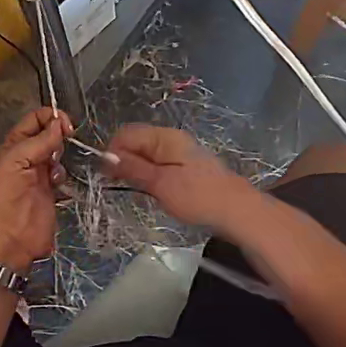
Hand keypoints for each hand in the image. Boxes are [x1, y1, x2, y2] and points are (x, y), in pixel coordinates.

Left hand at [0, 107, 71, 272]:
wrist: (7, 240)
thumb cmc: (5, 197)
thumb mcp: (15, 162)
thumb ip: (39, 141)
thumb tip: (59, 122)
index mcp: (12, 146)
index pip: (33, 121)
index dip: (50, 118)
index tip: (66, 124)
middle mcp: (26, 158)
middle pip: (47, 136)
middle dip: (59, 136)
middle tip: (69, 141)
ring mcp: (39, 176)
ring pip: (57, 155)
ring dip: (63, 157)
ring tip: (57, 170)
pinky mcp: (51, 194)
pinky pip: (63, 176)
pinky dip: (66, 176)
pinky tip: (61, 183)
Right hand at [105, 124, 257, 231]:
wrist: (238, 212)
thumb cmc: (197, 197)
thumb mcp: (160, 183)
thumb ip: (133, 167)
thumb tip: (107, 156)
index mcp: (164, 137)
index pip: (126, 134)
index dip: (112, 152)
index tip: (107, 176)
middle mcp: (170, 139)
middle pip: (135, 142)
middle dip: (123, 161)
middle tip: (120, 185)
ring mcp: (179, 152)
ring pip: (146, 155)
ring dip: (136, 170)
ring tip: (138, 190)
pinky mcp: (185, 167)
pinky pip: (158, 165)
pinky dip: (150, 176)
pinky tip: (153, 191)